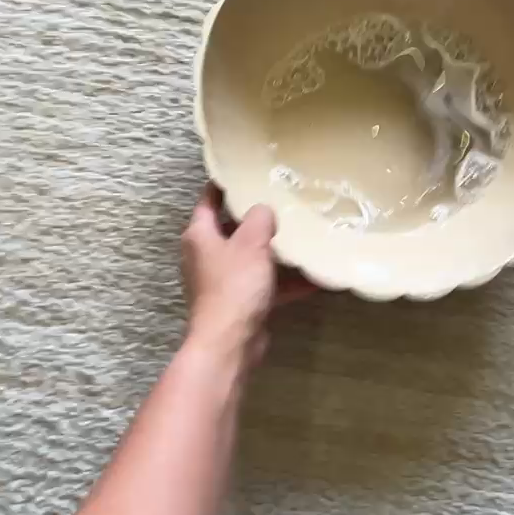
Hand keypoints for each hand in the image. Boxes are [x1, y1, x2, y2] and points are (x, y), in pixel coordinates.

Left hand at [180, 185, 311, 366]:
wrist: (230, 342)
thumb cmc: (234, 285)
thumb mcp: (251, 242)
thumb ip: (260, 218)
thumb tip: (264, 210)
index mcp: (199, 236)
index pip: (208, 201)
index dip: (223, 184)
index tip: (243, 172)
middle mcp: (206, 256)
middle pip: (231, 228)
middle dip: (254, 218)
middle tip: (280, 200)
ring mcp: (222, 280)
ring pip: (250, 257)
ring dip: (273, 251)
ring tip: (300, 234)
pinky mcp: (239, 302)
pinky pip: (264, 284)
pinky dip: (285, 281)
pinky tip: (313, 277)